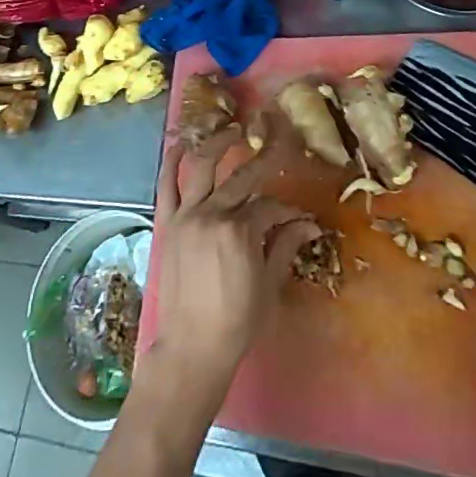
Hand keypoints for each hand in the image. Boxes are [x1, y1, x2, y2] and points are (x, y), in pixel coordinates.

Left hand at [143, 128, 320, 393]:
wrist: (192, 346)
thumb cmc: (237, 321)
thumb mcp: (269, 284)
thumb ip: (285, 246)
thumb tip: (309, 224)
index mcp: (241, 231)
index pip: (270, 206)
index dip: (288, 210)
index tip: (298, 216)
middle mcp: (213, 214)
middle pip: (242, 178)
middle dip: (263, 162)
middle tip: (277, 147)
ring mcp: (186, 216)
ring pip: (202, 166)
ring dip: (218, 143)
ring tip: (233, 130)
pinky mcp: (167, 223)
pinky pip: (166, 186)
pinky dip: (171, 162)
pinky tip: (181, 144)